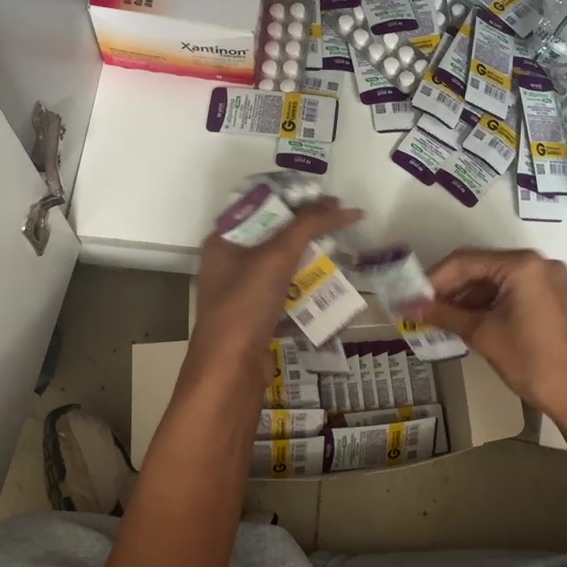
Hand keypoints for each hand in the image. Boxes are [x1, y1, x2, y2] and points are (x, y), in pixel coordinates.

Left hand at [187, 198, 361, 395]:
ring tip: (340, 253)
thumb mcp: (277, 256)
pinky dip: (306, 289)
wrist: (231, 368)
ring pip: (282, 265)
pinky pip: (286, 293)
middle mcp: (229, 262)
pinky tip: (329, 288)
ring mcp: (243, 292)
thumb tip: (342, 206)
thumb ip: (309, 225)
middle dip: (306, 229)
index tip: (327, 198)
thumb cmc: (246, 304)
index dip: (294, 198)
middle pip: (273, 235)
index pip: (260, 205)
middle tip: (340, 223)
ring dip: (310, 260)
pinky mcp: (257, 317)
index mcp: (223, 241)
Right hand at [414, 249, 566, 425]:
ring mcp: (550, 280)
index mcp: (522, 265)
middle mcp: (539, 263)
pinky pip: (514, 291)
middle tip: (423, 308)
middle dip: (451, 288)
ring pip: (498, 280)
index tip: (410, 298)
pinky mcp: (555, 297)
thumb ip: (444, 314)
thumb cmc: (530, 361)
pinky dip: (491, 303)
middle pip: (482, 267)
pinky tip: (470, 321)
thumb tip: (407, 307)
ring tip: (442, 319)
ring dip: (469, 297)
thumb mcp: (482, 334)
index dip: (434, 280)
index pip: (465, 262)